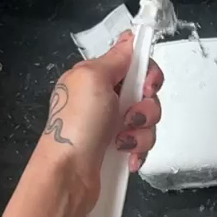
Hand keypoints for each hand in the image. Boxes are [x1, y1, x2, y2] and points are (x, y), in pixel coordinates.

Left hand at [36, 33, 163, 210]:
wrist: (68, 175)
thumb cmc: (75, 127)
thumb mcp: (93, 78)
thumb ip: (116, 58)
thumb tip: (129, 40)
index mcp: (94, 77)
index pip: (132, 61)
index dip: (146, 72)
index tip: (147, 84)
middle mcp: (103, 99)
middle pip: (146, 92)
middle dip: (146, 106)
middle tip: (129, 115)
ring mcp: (111, 125)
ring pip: (148, 119)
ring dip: (142, 131)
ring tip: (122, 141)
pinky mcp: (118, 148)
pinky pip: (144, 143)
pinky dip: (139, 150)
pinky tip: (126, 156)